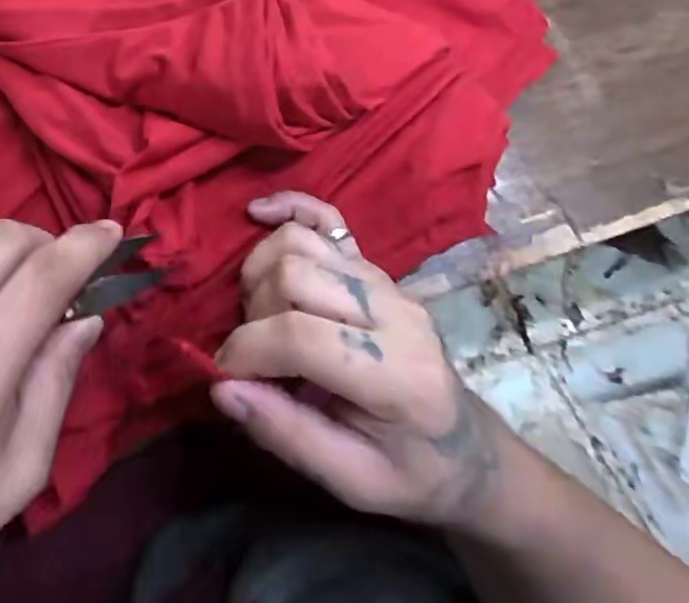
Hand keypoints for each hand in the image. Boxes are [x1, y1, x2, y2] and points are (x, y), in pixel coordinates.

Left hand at [0, 219, 120, 602]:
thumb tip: (86, 315)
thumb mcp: (23, 463)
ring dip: (0, 257)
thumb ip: (57, 378)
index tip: (111, 229)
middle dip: (44, 243)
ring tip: (5, 298)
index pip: (45, 275)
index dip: (86, 244)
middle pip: (3, 238)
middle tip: (58, 276)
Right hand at [211, 192, 502, 529]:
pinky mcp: (372, 266)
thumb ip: (285, 434)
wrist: (468, 449)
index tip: (228, 375)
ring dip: (260, 272)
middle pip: (293, 275)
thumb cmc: (411, 472)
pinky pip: (326, 215)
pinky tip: (258, 212)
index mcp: (399, 374)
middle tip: (256, 354)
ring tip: (261, 313)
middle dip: (253, 313)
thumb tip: (220, 386)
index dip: (247, 351)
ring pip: (299, 241)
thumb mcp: (354, 482)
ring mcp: (385, 281)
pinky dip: (289, 207)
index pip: (301, 336)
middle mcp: (395, 312)